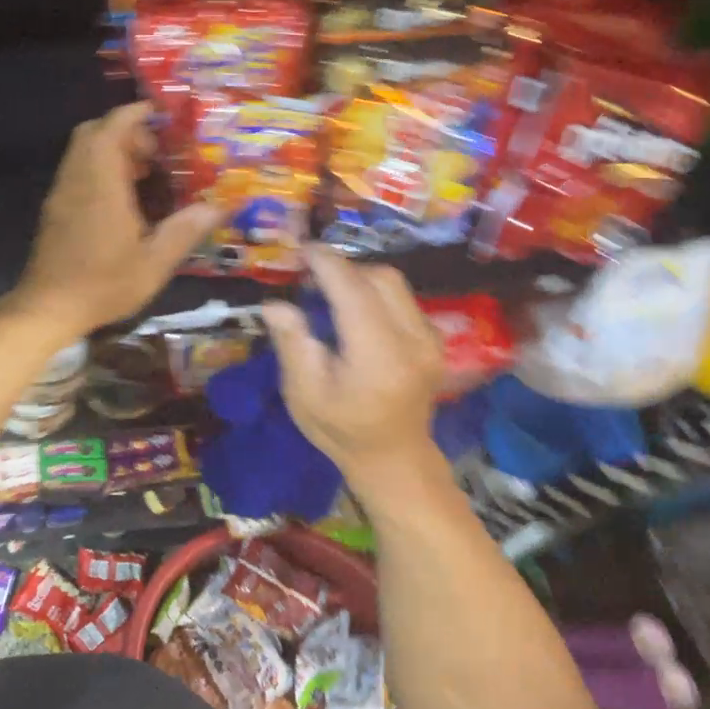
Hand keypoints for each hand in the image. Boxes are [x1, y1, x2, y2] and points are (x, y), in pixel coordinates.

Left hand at [14, 103, 222, 335]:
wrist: (47, 309)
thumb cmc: (102, 285)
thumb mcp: (153, 263)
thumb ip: (184, 230)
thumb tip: (219, 206)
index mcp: (100, 183)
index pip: (112, 127)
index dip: (137, 114)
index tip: (164, 118)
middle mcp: (76, 179)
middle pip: (94, 133)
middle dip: (126, 132)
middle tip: (156, 153)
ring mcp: (61, 194)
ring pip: (82, 152)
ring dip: (111, 152)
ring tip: (144, 176)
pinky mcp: (54, 210)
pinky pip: (76, 172)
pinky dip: (99, 170)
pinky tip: (122, 201)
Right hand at [260, 247, 445, 481]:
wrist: (394, 459)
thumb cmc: (340, 431)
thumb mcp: (304, 394)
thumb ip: (293, 345)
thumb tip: (275, 304)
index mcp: (378, 357)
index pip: (354, 292)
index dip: (326, 264)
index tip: (300, 250)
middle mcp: (413, 341)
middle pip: (380, 278)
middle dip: (343, 268)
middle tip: (309, 275)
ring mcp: (430, 339)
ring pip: (395, 284)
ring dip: (359, 279)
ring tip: (328, 291)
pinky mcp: (434, 340)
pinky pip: (403, 300)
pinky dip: (374, 294)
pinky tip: (352, 312)